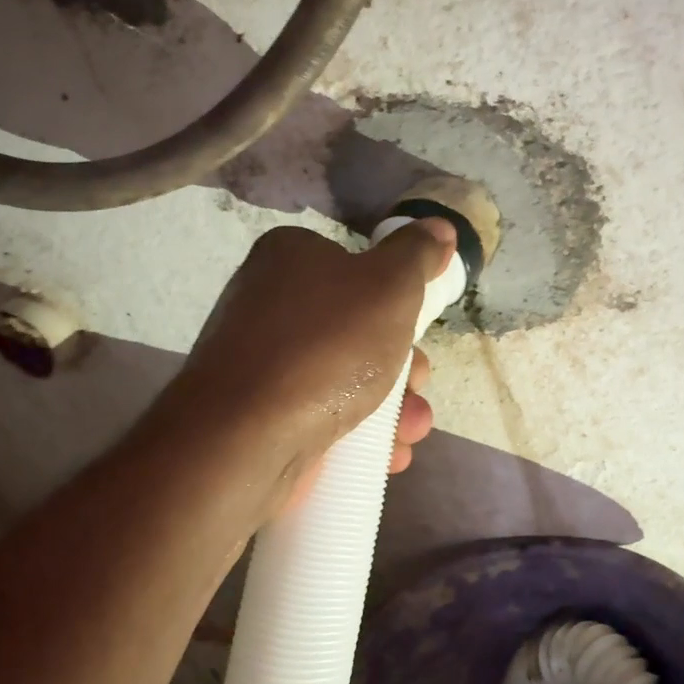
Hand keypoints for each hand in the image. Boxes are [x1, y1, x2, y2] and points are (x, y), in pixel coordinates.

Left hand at [171, 219, 455, 514]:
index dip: (397, 298)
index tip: (421, 328)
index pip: (356, 265)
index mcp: (290, 257)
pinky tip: (385, 455)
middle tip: (418, 385)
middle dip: (402, 364)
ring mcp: (260, 361)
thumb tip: (439, 227)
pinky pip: (321, 414)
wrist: (245, 438)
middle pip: (358, 327)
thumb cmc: (326, 347)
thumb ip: (417, 254)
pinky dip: (357, 433)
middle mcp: (268, 302)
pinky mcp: (258, 414)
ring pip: (346, 377)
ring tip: (408, 432)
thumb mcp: (390, 285)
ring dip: (391, 406)